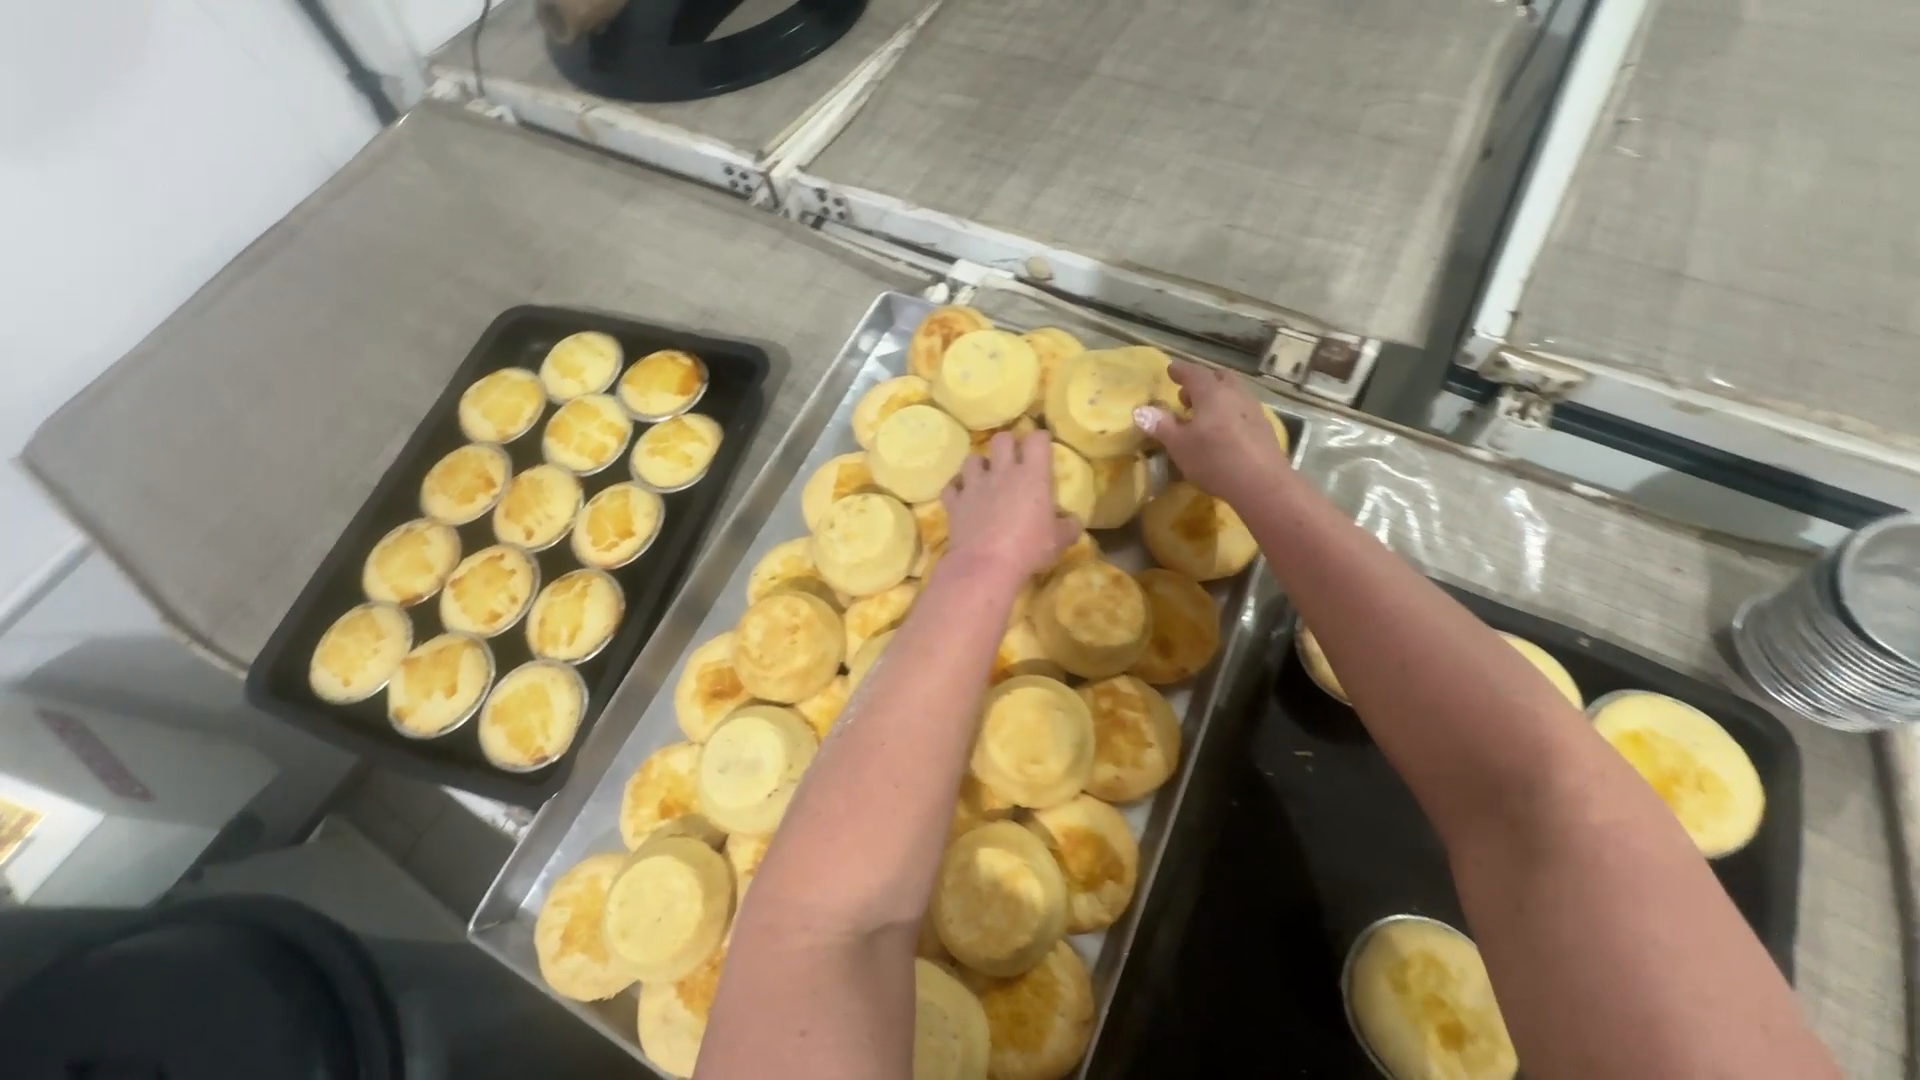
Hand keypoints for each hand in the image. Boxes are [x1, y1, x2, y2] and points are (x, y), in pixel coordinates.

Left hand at [943, 430, 1081, 582]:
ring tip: (985, 478)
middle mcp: (1002, 472)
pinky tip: (963, 497)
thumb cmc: (1029, 550)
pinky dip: (957, 489)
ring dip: (980, 465)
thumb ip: (1069, 527)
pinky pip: (952, 486)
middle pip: (1002, 439)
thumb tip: (1073, 521)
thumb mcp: (1060, 541)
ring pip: (973, 458)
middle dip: (1008, 445)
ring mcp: (974, 485)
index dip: (1040, 440)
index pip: (1037, 439)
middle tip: (1013, 461)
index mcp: (1032, 476)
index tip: (1043, 449)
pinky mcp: (955, 502)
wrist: (986, 566)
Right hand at [1134, 361, 1289, 504]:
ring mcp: (1253, 409)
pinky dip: (1229, 411)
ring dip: (1217, 396)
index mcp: (1212, 393)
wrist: (1262, 483)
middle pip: (1219, 377)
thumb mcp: (1179, 445)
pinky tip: (1223, 430)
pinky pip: (1242, 409)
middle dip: (1202, 382)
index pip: (1194, 373)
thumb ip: (1161, 425)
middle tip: (1187, 396)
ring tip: (1203, 415)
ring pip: (1233, 392)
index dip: (1181, 371)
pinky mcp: (1264, 427)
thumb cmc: (1214, 460)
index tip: (1171, 370)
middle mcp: (1235, 394)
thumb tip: (1141, 411)